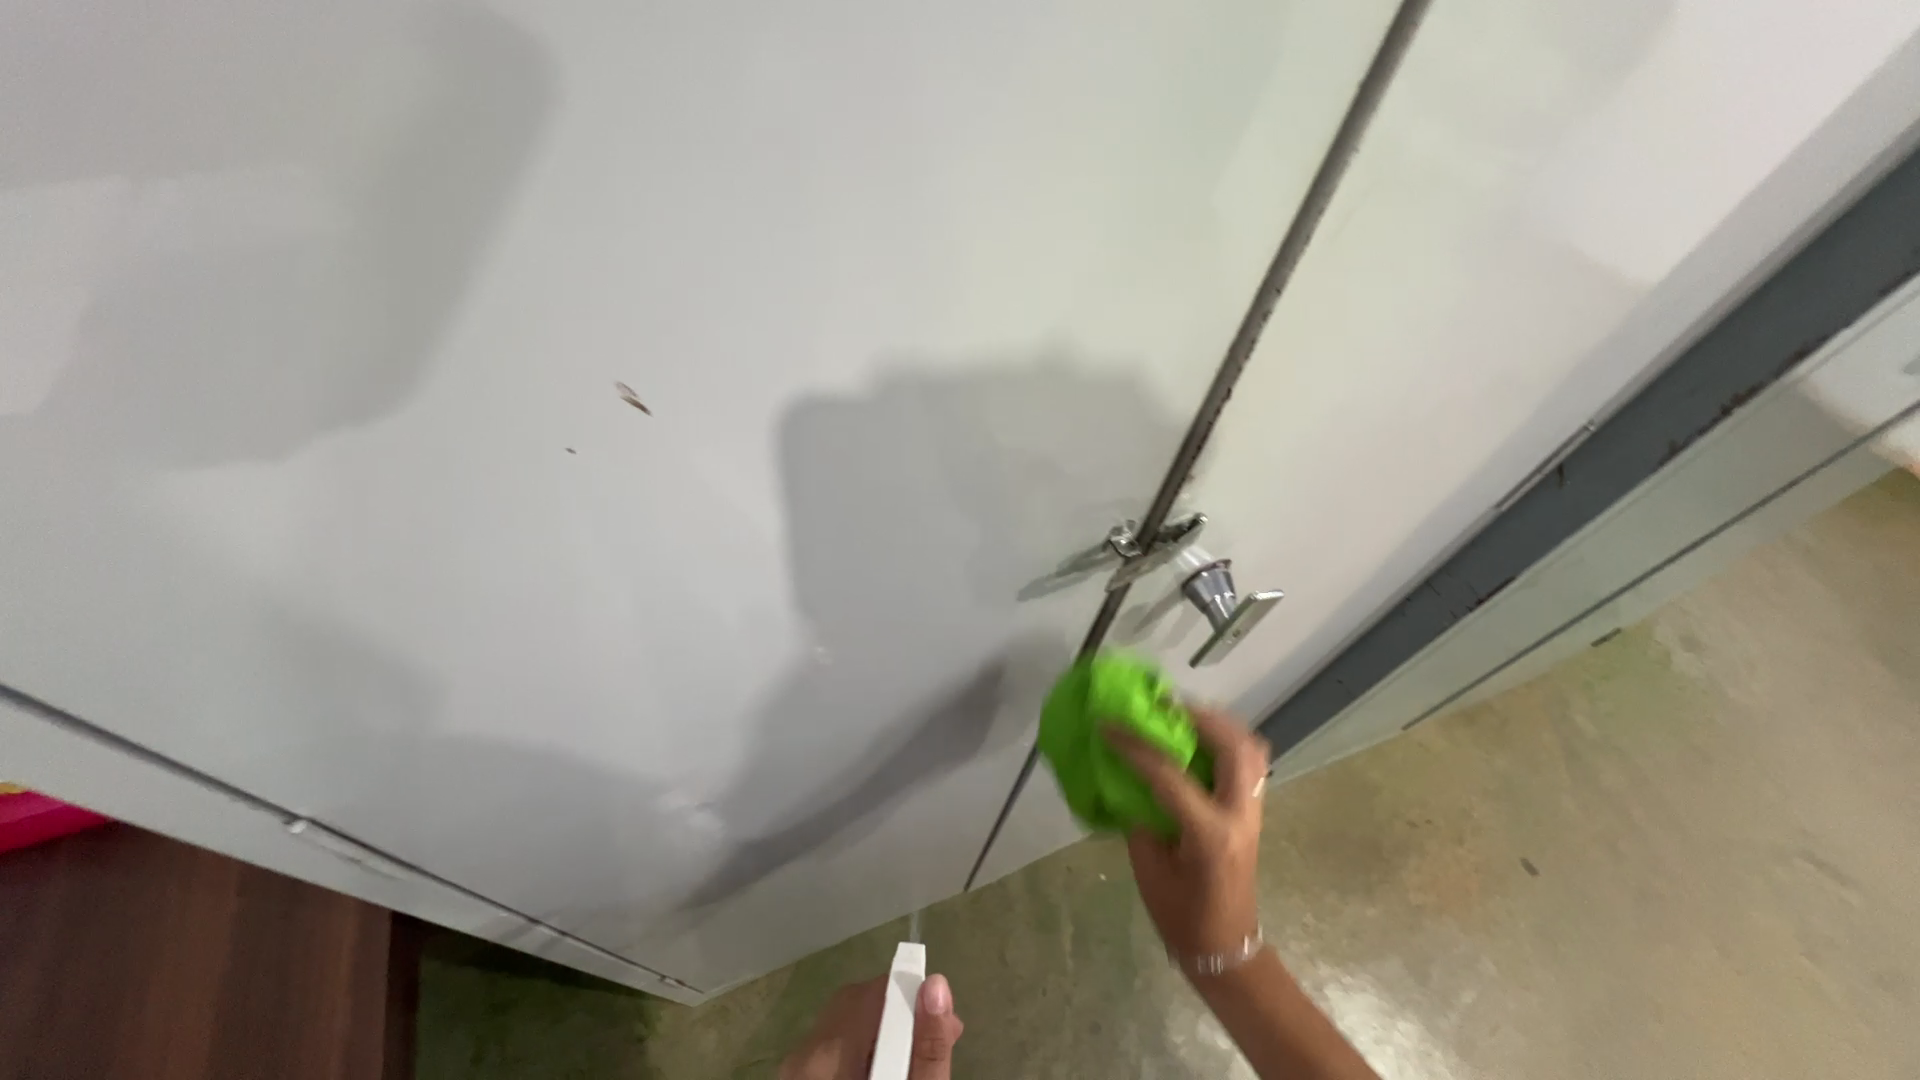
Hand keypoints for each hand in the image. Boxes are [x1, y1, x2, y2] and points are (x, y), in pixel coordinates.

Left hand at [778, 973, 962, 1079]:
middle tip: (945, 1040)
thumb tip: (936, 985)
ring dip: (884, 1035)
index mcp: (824, 1062)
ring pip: (842, 1028)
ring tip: (921, 1063)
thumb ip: (927, 1049)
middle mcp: (798, 1062)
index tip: (945, 1020)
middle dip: (900, 1014)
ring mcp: (791, 1078)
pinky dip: (862, 1055)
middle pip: (853, 1007)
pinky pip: (830, 1053)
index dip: (910, 995)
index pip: (869, 994)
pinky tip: (888, 1074)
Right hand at [1104, 705, 1270, 963]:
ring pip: (1249, 747)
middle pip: (1231, 745)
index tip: (1107, 723)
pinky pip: (1249, 761)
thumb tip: (1124, 773)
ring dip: (1216, 724)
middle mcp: (1239, 815)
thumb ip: (1139, 814)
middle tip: (1160, 706)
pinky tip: (1198, 742)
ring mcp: (1254, 811)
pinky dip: (1226, 740)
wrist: (1226, 947)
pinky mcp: (1254, 810)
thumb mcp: (1148, 866)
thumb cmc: (1180, 915)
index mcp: (1209, 833)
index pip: (1169, 774)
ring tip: (1181, 717)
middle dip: (1195, 717)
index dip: (1134, 745)